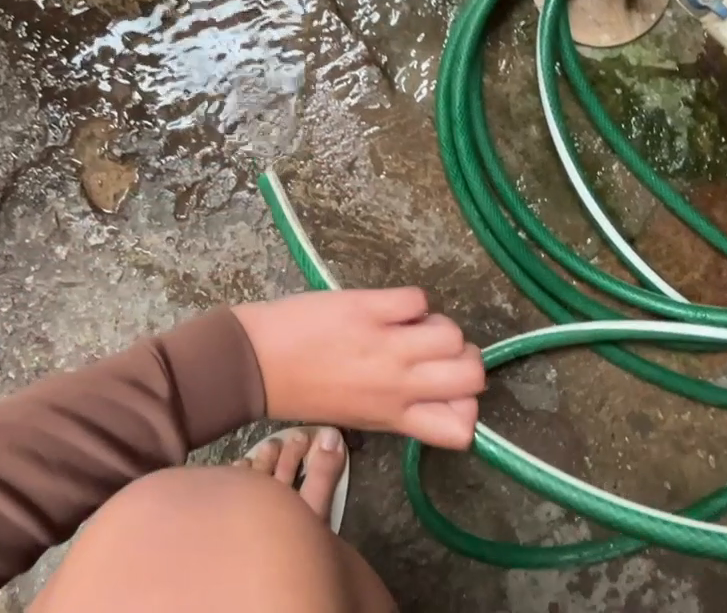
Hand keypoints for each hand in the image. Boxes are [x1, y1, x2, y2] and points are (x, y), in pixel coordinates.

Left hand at [232, 288, 484, 448]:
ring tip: (411, 325)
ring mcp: (385, 345)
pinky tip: (389, 307)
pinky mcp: (367, 308)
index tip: (444, 390)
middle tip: (435, 351)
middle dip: (463, 358)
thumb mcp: (357, 416)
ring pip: (453, 334)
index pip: (462, 427)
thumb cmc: (302, 392)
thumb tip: (431, 384)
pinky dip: (411, 300)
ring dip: (438, 325)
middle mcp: (397, 385)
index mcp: (395, 416)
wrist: (254, 363)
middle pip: (472, 376)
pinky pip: (417, 298)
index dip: (464, 405)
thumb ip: (398, 407)